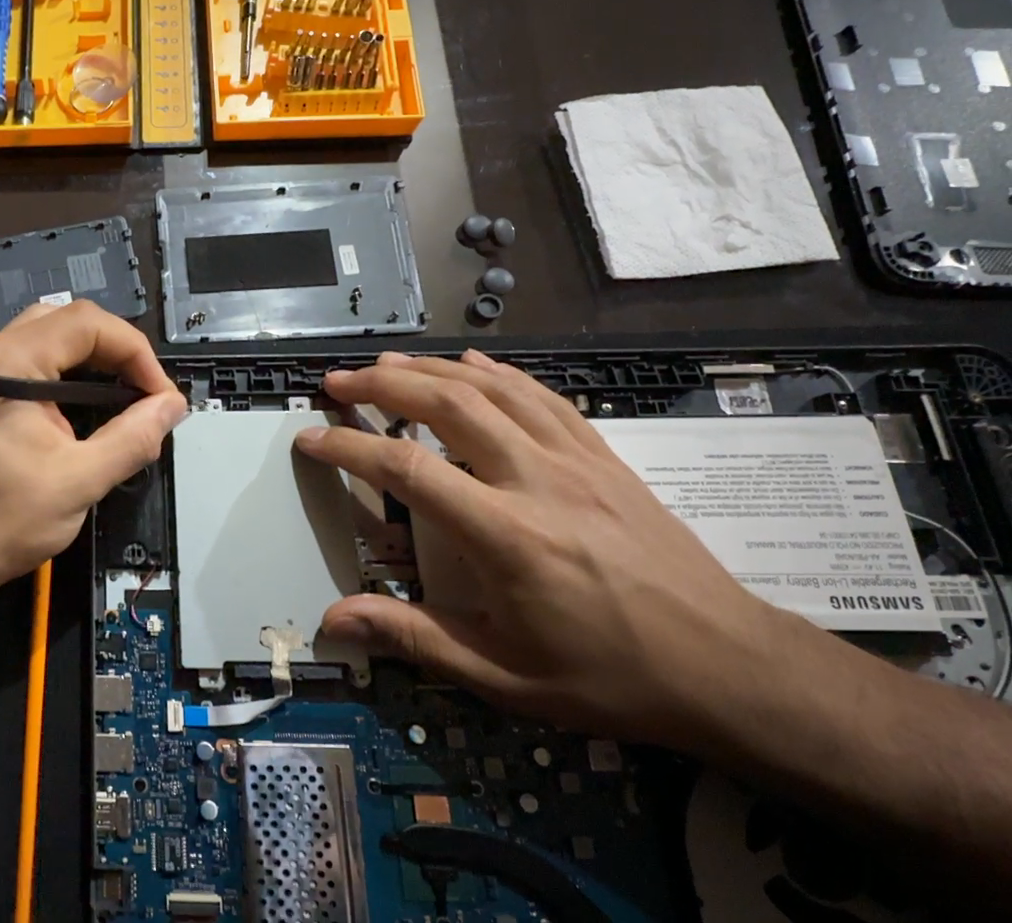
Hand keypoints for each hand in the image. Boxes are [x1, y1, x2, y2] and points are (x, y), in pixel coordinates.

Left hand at [0, 301, 187, 604]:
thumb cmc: (0, 523)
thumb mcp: (79, 481)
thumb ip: (132, 437)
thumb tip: (172, 406)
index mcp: (4, 363)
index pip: (86, 323)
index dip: (134, 351)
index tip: (159, 396)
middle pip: (65, 321)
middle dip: (114, 352)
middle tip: (142, 394)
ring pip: (45, 336)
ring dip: (88, 362)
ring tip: (119, 401)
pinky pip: (24, 359)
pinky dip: (61, 374)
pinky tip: (81, 408)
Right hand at [294, 350, 812, 744]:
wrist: (729, 667)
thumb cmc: (608, 677)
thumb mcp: (502, 676)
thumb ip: (413, 636)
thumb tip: (334, 619)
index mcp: (506, 536)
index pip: (407, 470)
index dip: (348, 448)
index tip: (310, 439)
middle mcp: (538, 481)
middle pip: (448, 405)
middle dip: (383, 384)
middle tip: (337, 380)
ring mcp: (577, 461)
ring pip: (494, 389)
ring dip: (432, 368)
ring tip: (386, 363)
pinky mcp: (606, 458)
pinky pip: (544, 397)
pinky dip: (499, 372)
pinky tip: (472, 363)